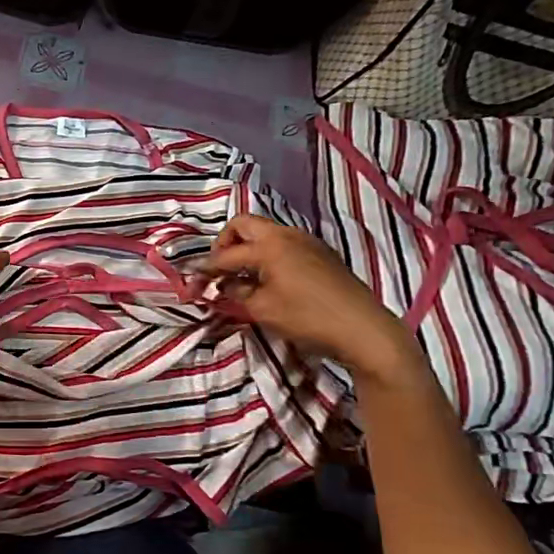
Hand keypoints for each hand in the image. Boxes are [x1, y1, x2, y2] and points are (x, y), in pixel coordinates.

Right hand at [204, 214, 421, 384]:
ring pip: (264, 234)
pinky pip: (282, 245)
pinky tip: (266, 280)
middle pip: (244, 226)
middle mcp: (287, 234)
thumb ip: (236, 292)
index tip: (191, 282)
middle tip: (218, 270)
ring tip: (240, 278)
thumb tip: (224, 284)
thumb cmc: (307, 317)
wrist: (362, 328)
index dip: (205, 269)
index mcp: (269, 245)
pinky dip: (266, 256)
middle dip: (224, 244)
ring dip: (246, 250)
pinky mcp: (319, 254)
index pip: (226, 254)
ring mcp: (306, 242)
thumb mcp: (262, 309)